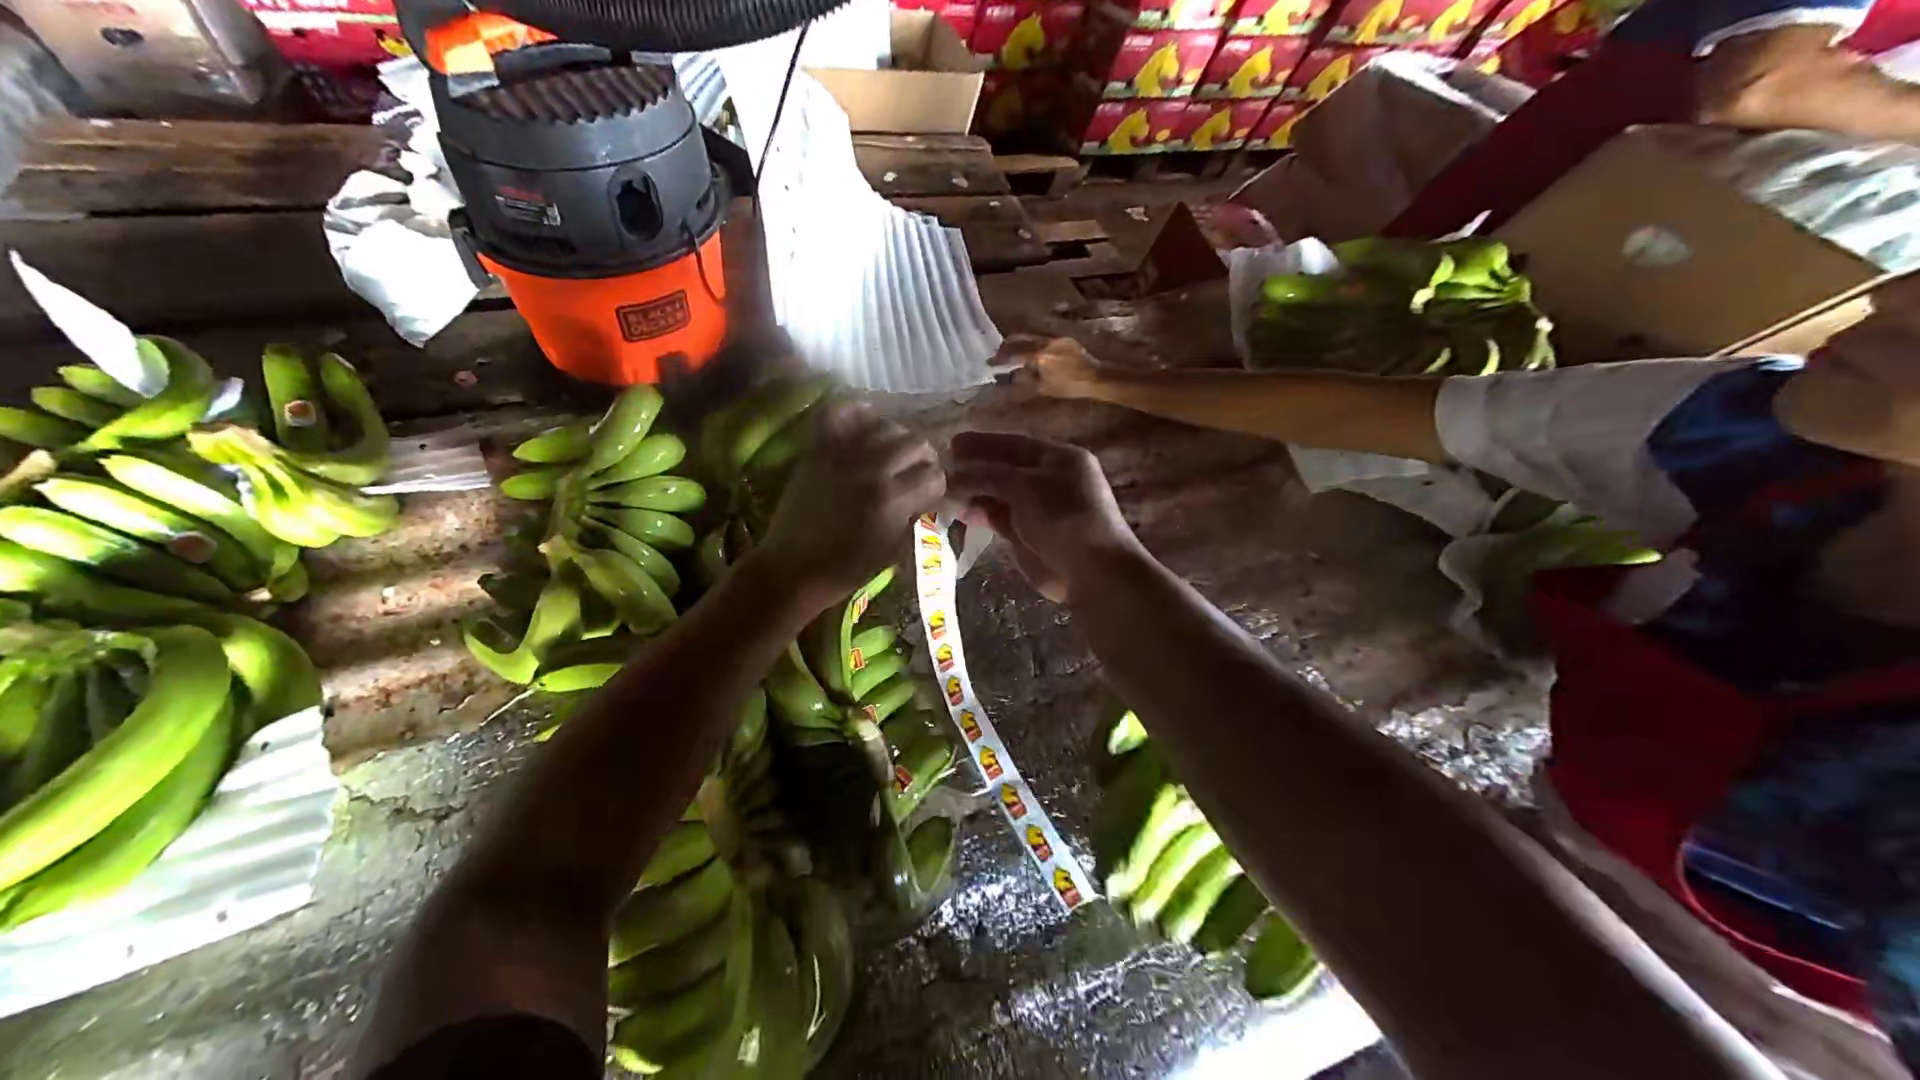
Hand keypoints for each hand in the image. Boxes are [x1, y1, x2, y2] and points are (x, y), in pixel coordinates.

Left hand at [756, 400, 945, 610]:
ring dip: (897, 438)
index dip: (936, 486)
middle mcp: (873, 468)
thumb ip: (914, 513)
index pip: (934, 475)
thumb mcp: (894, 548)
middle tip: (915, 472)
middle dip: (924, 459)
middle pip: (917, 443)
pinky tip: (867, 424)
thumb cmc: (847, 568)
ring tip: (892, 453)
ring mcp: (843, 454)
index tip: (929, 494)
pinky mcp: (819, 449)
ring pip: (887, 425)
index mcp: (893, 499)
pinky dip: (857, 412)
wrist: (793, 567)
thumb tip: (926, 494)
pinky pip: (842, 413)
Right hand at [946, 431, 1141, 602]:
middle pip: (1004, 469)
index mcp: (1059, 459)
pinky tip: (960, 513)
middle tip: (941, 472)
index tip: (952, 444)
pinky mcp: (1027, 535)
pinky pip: (998, 517)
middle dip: (974, 470)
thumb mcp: (1024, 486)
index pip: (1014, 444)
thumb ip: (985, 475)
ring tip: (944, 494)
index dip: (983, 444)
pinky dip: (980, 514)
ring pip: (998, 494)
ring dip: (973, 493)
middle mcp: (1049, 480)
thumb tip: (949, 475)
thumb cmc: (1063, 517)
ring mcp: (1038, 509)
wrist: (1090, 570)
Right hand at [1005, 337, 1105, 400]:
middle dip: (1007, 345)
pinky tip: (1033, 351)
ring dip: (1020, 342)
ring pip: (1032, 336)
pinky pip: (1044, 338)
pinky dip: (1034, 343)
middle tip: (998, 352)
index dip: (1000, 359)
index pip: (1014, 355)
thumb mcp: (1044, 387)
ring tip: (1013, 350)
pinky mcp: (1065, 339)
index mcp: (1040, 356)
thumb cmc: (1070, 387)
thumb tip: (1012, 374)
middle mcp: (1046, 343)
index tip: (990, 362)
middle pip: (1020, 339)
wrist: (1096, 377)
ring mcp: (1056, 338)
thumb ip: (1026, 379)